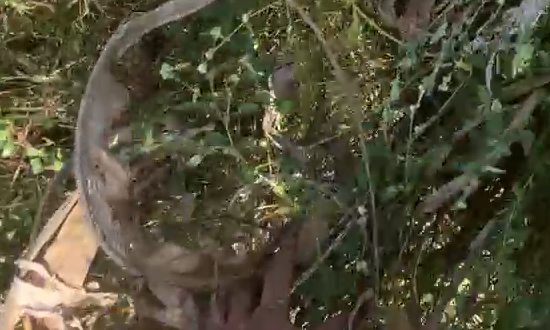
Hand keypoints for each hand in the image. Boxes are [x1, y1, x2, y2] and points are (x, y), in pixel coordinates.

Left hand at [203, 226, 353, 329]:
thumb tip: (351, 309)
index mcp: (269, 314)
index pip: (278, 272)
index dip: (285, 249)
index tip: (292, 228)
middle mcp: (239, 319)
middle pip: (244, 285)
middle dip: (253, 271)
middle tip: (263, 260)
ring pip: (218, 303)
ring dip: (227, 291)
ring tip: (235, 281)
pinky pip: (198, 323)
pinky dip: (201, 314)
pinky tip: (204, 310)